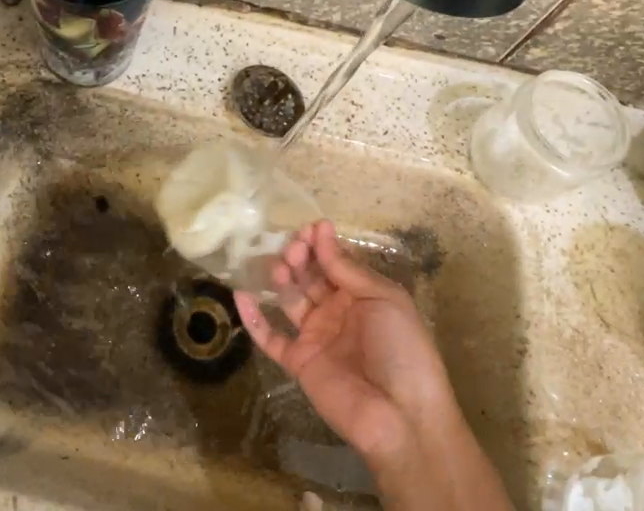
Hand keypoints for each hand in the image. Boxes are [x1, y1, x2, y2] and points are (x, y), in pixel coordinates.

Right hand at [235, 221, 510, 510]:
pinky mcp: (298, 362)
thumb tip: (321, 231)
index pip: (335, 262)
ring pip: (290, 298)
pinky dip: (254, 318)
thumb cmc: (402, 349)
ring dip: (281, 278)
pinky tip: (241, 295)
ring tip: (279, 266)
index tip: (310, 228)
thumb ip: (348, 269)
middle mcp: (337, 312)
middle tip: (294, 248)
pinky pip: (270, 337)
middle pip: (310, 276)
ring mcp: (315, 337)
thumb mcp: (384, 298)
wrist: (401, 415)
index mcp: (362, 295)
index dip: (322, 244)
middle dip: (301, 257)